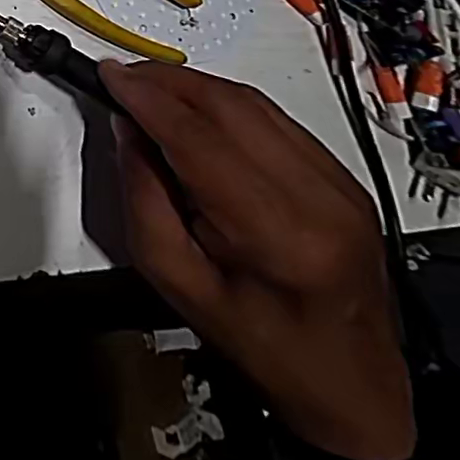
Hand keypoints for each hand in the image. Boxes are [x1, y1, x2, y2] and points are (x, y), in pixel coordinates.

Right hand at [96, 61, 414, 459]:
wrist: (348, 382)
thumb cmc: (261, 343)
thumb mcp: (174, 278)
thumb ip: (142, 197)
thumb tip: (129, 132)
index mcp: (280, 236)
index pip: (199, 139)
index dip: (147, 99)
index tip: (111, 77)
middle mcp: (322, 199)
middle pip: (230, 107)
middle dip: (165, 81)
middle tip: (122, 77)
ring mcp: (339, 184)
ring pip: (253, 102)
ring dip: (192, 85)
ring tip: (147, 87)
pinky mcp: (342, 177)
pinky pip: (272, 116)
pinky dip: (222, 100)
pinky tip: (191, 106)